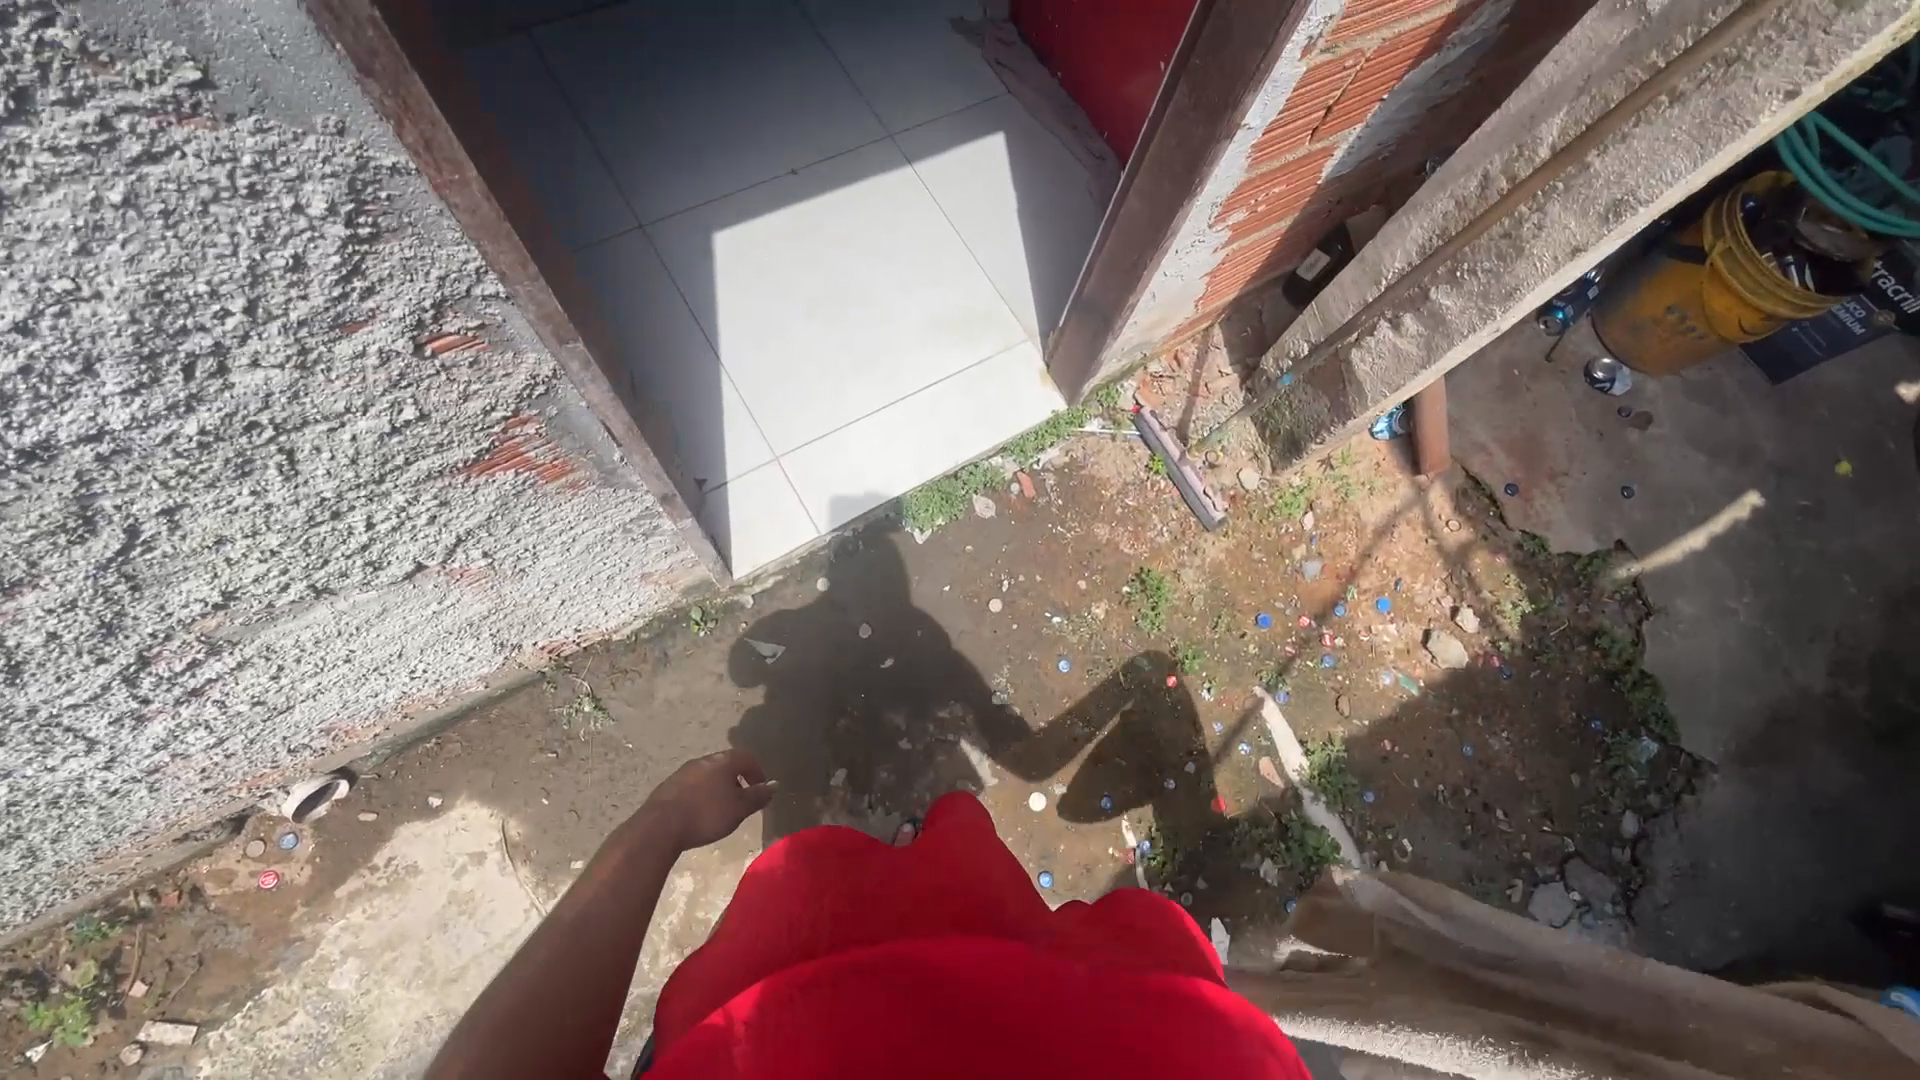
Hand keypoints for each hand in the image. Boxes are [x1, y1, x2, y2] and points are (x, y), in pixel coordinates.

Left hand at [639, 749, 776, 850]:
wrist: (659, 827)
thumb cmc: (707, 815)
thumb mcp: (740, 808)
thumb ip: (758, 796)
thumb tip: (774, 785)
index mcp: (723, 761)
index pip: (747, 756)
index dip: (758, 771)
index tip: (761, 789)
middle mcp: (703, 760)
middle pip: (726, 763)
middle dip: (737, 778)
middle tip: (742, 798)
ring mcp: (682, 772)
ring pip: (707, 774)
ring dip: (718, 787)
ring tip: (721, 808)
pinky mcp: (667, 787)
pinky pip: (691, 785)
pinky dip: (701, 794)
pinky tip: (699, 812)